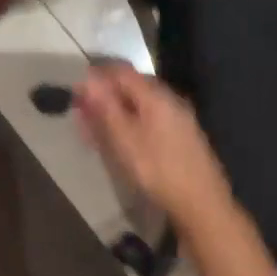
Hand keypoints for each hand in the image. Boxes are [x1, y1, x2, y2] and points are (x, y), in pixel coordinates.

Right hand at [74, 64, 237, 234]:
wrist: (201, 204)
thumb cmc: (157, 169)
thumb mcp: (123, 138)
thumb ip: (104, 106)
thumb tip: (86, 79)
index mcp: (156, 97)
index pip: (122, 71)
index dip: (96, 75)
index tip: (75, 89)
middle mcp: (170, 101)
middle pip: (132, 85)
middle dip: (104, 95)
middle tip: (81, 113)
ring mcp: (179, 119)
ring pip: (139, 104)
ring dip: (114, 110)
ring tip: (94, 130)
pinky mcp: (181, 136)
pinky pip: (149, 118)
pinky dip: (129, 121)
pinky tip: (119, 139)